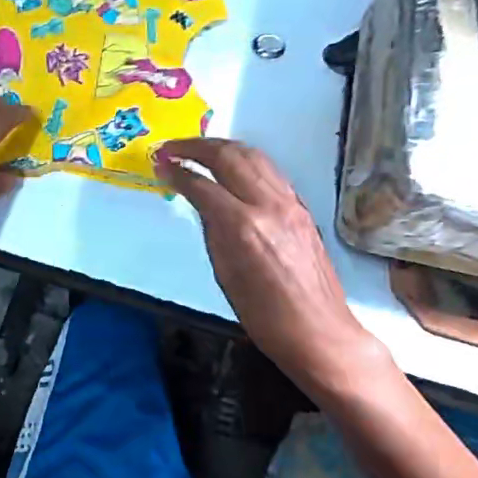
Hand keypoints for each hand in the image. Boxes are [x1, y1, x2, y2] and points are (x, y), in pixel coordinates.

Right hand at [155, 138, 384, 397]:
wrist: (317, 330)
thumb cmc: (263, 315)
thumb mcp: (224, 273)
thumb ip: (213, 231)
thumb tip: (203, 203)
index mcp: (242, 226)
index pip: (202, 184)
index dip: (177, 172)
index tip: (159, 165)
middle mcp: (268, 205)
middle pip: (228, 157)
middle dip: (195, 147)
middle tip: (171, 148)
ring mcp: (289, 203)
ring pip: (253, 156)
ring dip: (222, 147)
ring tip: (198, 149)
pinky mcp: (302, 207)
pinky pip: (269, 170)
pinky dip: (245, 160)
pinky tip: (232, 166)